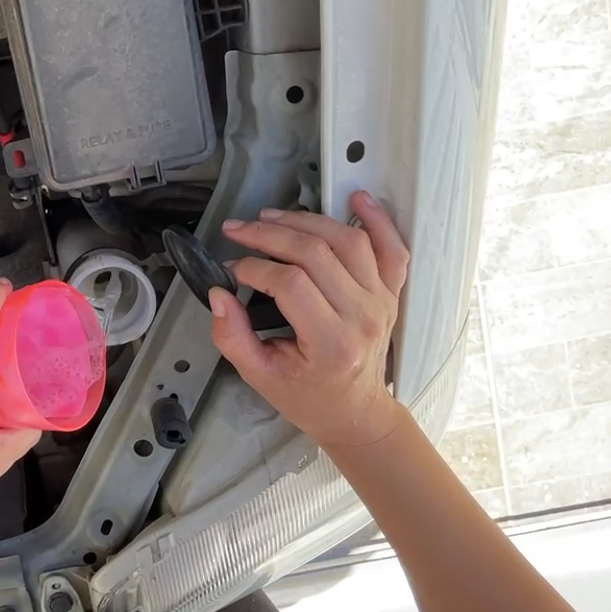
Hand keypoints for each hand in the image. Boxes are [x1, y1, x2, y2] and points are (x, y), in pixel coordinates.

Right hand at [209, 190, 410, 450]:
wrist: (355, 413)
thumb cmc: (307, 397)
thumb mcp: (258, 376)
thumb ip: (231, 337)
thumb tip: (218, 294)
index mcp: (332, 343)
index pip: (290, 283)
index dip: (254, 267)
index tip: (231, 269)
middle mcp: (363, 317)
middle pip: (316, 253)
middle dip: (269, 234)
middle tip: (237, 230)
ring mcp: (381, 301)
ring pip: (347, 241)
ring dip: (306, 220)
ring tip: (270, 216)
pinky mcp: (390, 293)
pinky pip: (392, 249)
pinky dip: (378, 220)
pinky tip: (357, 198)